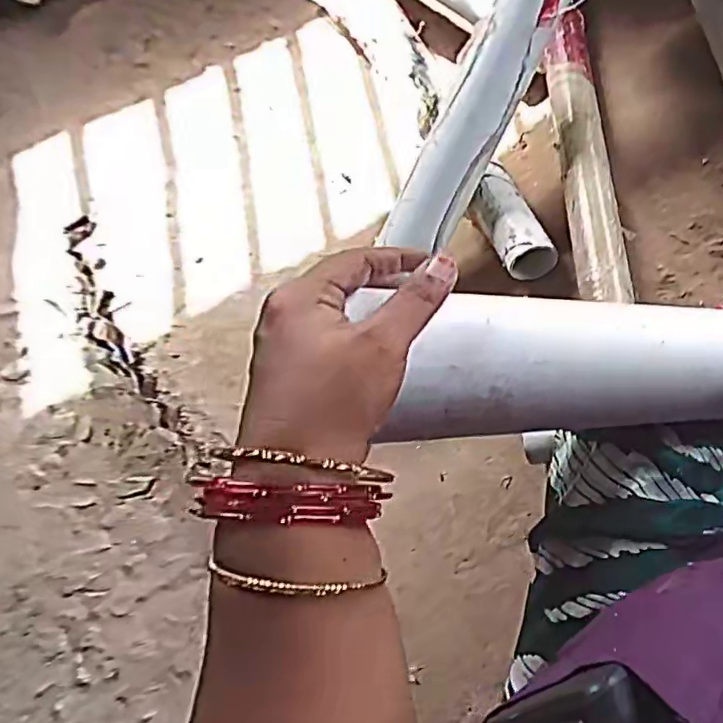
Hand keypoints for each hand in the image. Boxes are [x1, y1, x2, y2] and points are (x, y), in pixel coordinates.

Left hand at [235, 248, 456, 465]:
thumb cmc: (327, 406)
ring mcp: (285, 346)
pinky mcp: (295, 371)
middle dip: (387, 278)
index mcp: (297, 300)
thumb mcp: (385, 342)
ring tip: (408, 311)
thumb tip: (440, 268)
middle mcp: (283, 318)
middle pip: (342, 281)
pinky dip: (362, 328)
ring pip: (337, 308)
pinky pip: (332, 334)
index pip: (354, 260)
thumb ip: (416, 300)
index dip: (398, 256)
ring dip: (375, 304)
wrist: (298, 466)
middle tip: (422, 282)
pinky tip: (382, 346)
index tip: (429, 261)